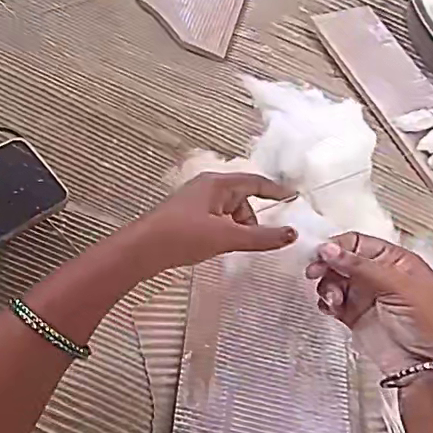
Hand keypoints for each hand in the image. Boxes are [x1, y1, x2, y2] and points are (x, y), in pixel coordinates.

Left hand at [116, 172, 296, 273]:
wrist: (141, 250)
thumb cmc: (180, 236)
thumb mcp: (226, 237)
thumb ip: (261, 237)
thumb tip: (290, 234)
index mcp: (216, 183)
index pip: (254, 182)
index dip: (274, 190)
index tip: (291, 197)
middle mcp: (205, 188)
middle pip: (241, 201)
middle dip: (249, 221)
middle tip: (248, 240)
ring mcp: (194, 203)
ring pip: (227, 215)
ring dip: (233, 230)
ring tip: (224, 247)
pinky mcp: (185, 219)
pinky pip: (214, 223)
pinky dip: (220, 234)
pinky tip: (212, 248)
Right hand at [306, 234, 432, 370]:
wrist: (431, 366)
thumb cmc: (432, 324)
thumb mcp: (398, 286)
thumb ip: (360, 266)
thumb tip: (329, 249)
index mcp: (395, 261)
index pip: (357, 243)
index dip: (337, 247)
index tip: (320, 255)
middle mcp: (379, 276)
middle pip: (341, 261)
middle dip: (326, 266)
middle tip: (315, 273)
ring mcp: (366, 297)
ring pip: (334, 281)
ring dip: (327, 287)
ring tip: (334, 299)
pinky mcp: (356, 316)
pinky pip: (332, 302)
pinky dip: (327, 303)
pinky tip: (332, 308)